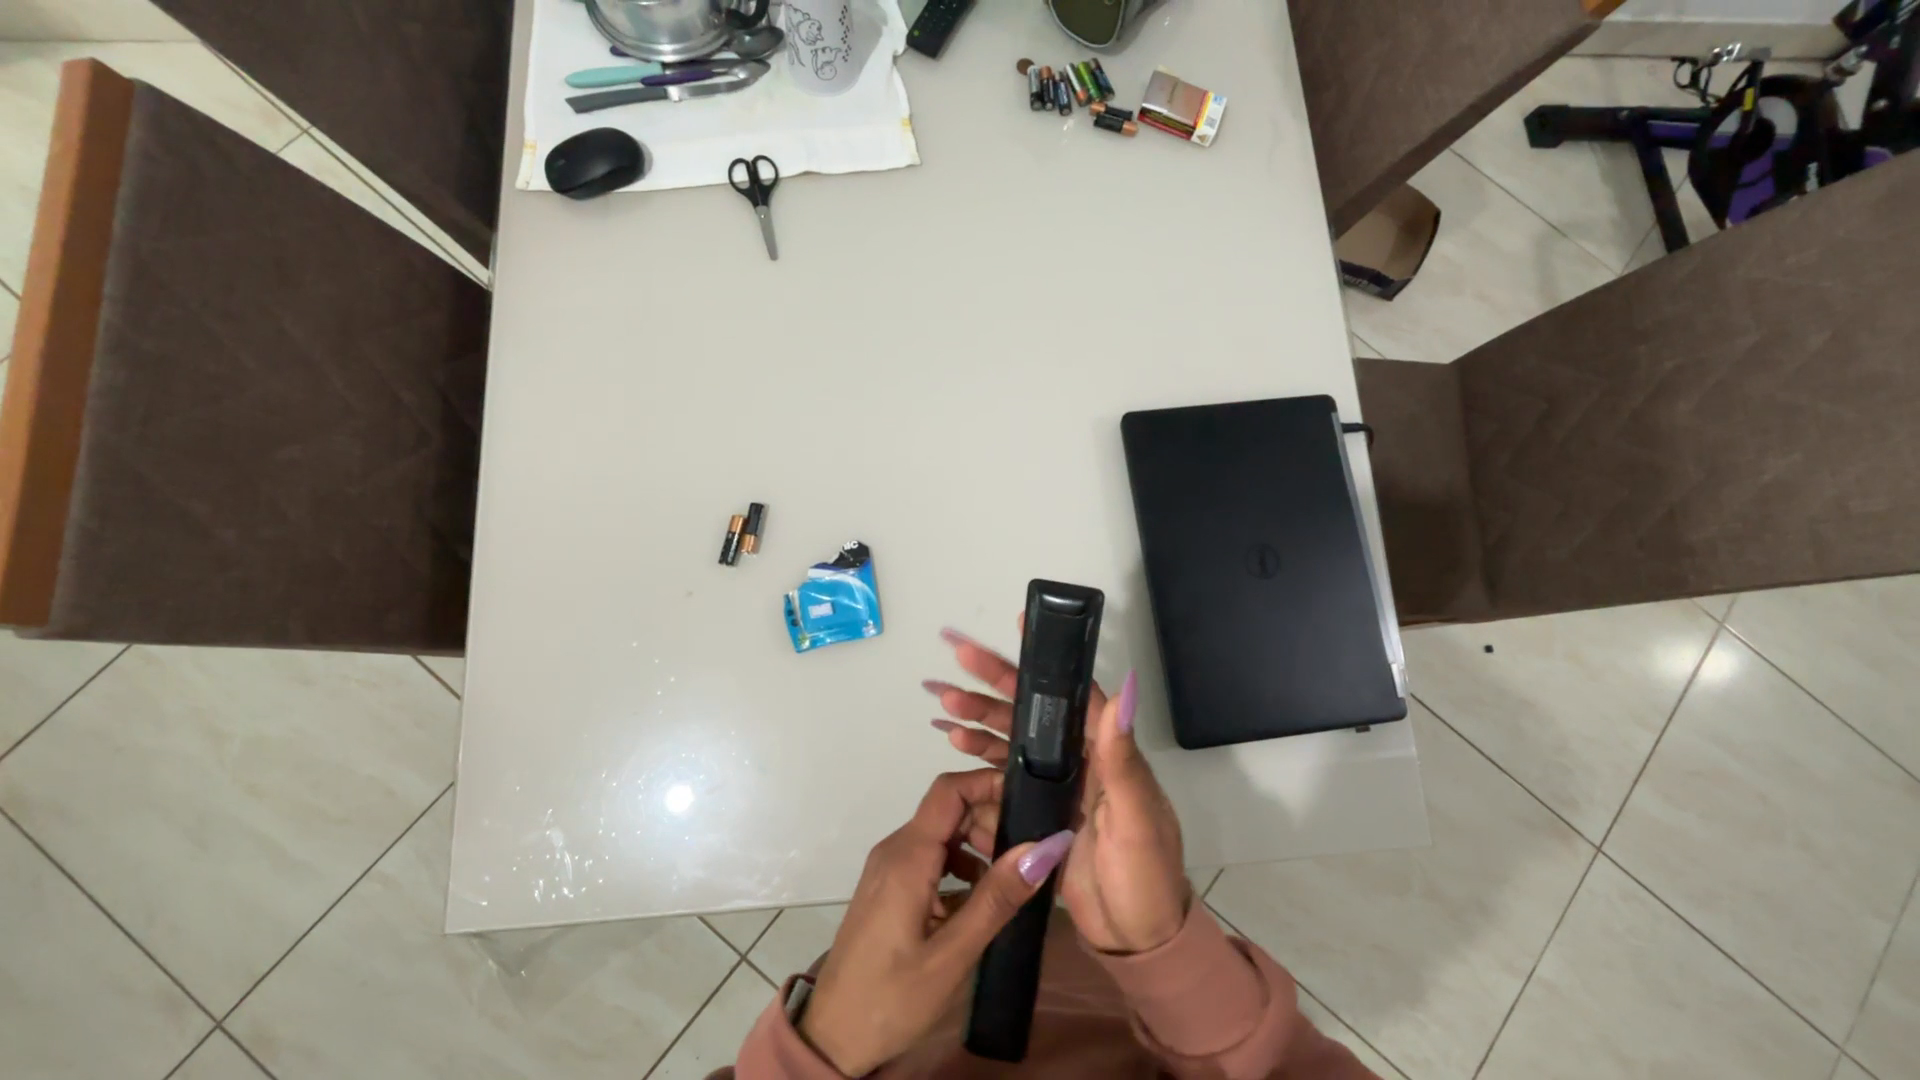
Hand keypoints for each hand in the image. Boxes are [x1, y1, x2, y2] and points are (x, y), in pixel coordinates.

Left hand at [798, 769, 1073, 1075]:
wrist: (831, 1038)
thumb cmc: (892, 998)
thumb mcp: (953, 954)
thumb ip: (997, 897)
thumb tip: (1046, 846)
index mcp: (907, 857)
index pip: (949, 790)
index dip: (989, 785)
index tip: (1031, 805)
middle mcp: (895, 850)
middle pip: (949, 809)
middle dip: (992, 821)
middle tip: (1027, 859)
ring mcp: (889, 869)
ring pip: (942, 834)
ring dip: (979, 846)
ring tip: (1011, 882)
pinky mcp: (890, 889)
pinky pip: (931, 859)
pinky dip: (962, 867)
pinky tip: (982, 901)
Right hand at [926, 627, 1189, 954]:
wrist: (1136, 940)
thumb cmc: (1146, 874)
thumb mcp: (1138, 817)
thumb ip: (1123, 759)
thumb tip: (1124, 691)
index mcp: (1107, 754)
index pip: (1071, 696)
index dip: (1042, 663)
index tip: (1014, 630)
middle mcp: (1081, 763)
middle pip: (1031, 715)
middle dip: (992, 689)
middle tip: (954, 666)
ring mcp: (1058, 790)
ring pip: (1011, 744)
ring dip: (979, 722)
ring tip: (943, 705)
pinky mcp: (1039, 817)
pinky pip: (1002, 780)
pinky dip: (978, 762)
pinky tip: (954, 747)